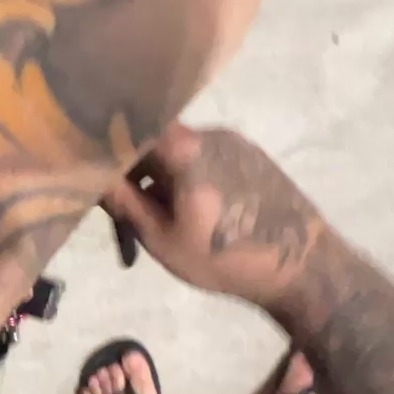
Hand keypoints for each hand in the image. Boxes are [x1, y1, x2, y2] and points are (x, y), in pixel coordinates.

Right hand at [103, 126, 331, 310]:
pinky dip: (186, 179)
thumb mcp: (161, 239)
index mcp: (186, 149)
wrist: (302, 267)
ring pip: (179, 152)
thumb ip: (124, 203)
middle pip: (155, 141)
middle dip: (134, 171)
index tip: (91, 171)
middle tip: (124, 211)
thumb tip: (91, 177)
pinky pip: (204, 159)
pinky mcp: (252, 156)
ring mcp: (235, 143)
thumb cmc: (223, 257)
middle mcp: (210, 134)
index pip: (132, 127)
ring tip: (160, 220)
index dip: (108, 145)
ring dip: (161, 179)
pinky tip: (191, 214)